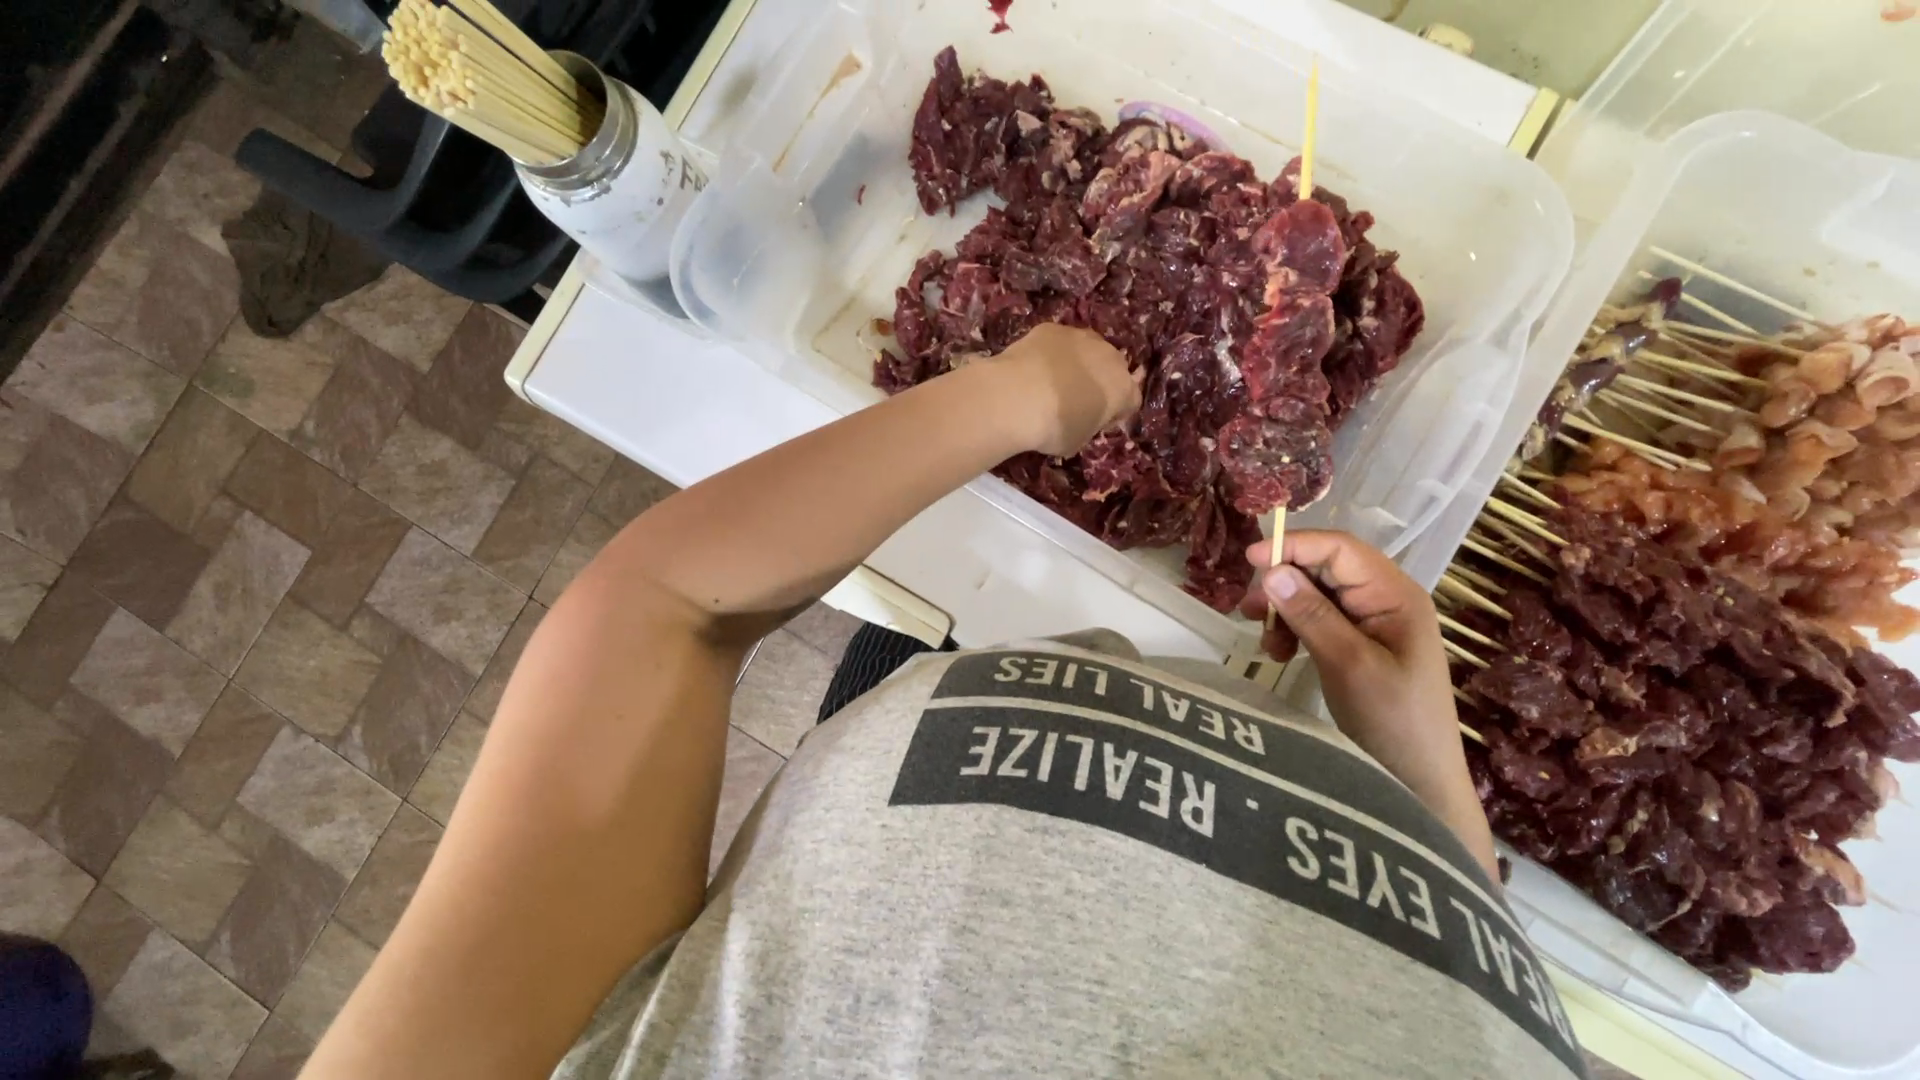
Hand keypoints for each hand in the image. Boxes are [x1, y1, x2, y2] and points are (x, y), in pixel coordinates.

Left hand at [992, 324, 1140, 455]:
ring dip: (1077, 364)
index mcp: (1122, 389)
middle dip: (1099, 382)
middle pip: (1112, 368)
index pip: (1131, 401)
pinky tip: (1032, 368)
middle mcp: (1109, 357)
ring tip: (1052, 382)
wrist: (1016, 397)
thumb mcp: (1076, 441)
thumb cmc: (1054, 428)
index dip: (1115, 412)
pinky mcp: (1052, 328)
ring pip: (1086, 349)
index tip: (1098, 421)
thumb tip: (1079, 421)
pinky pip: (1058, 342)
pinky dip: (1050, 353)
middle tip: (1076, 400)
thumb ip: (1086, 427)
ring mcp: (1080, 337)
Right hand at [1239, 530, 1497, 879]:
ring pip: (1316, 597)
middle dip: (1284, 584)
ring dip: (1285, 612)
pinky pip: (1317, 623)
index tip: (1249, 559)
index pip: (1340, 549)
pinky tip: (1279, 654)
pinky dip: (1293, 632)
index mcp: (1395, 595)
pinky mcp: (1358, 648)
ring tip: (1266, 643)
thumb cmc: (1393, 721)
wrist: (1419, 783)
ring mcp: (1372, 625)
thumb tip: (1272, 570)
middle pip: (1325, 570)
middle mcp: (1385, 601)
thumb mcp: (1349, 664)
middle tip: (1248, 610)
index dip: (1295, 546)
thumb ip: (1312, 614)